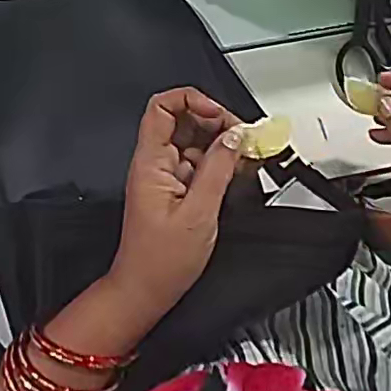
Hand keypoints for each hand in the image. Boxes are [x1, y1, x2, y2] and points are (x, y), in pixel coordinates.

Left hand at [108, 88, 247, 316]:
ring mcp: (165, 174)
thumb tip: (235, 137)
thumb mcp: (198, 213)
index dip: (192, 101)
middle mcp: (155, 163)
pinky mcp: (176, 187)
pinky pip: (198, 161)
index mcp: (151, 162)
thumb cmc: (160, 261)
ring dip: (221, 141)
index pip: (162, 107)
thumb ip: (218, 170)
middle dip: (216, 121)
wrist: (145, 290)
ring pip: (194, 139)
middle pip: (183, 119)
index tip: (220, 115)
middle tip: (242, 137)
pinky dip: (219, 160)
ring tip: (245, 153)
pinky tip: (236, 169)